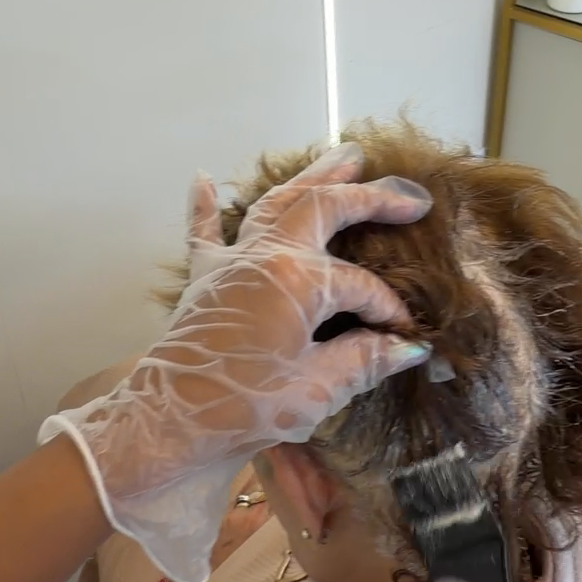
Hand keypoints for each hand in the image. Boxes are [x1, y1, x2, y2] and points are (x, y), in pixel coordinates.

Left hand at [41, 142, 433, 581]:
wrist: (171, 424)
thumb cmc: (247, 407)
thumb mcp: (318, 388)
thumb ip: (366, 359)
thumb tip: (410, 348)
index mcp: (297, 278)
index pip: (359, 285)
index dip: (387, 309)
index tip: (405, 333)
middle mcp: (264, 254)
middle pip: (323, 208)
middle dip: (370, 196)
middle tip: (409, 194)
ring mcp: (231, 261)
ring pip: (276, 203)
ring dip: (310, 178)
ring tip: (343, 156)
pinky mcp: (205, 278)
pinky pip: (203, 231)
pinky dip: (205, 205)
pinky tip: (203, 178)